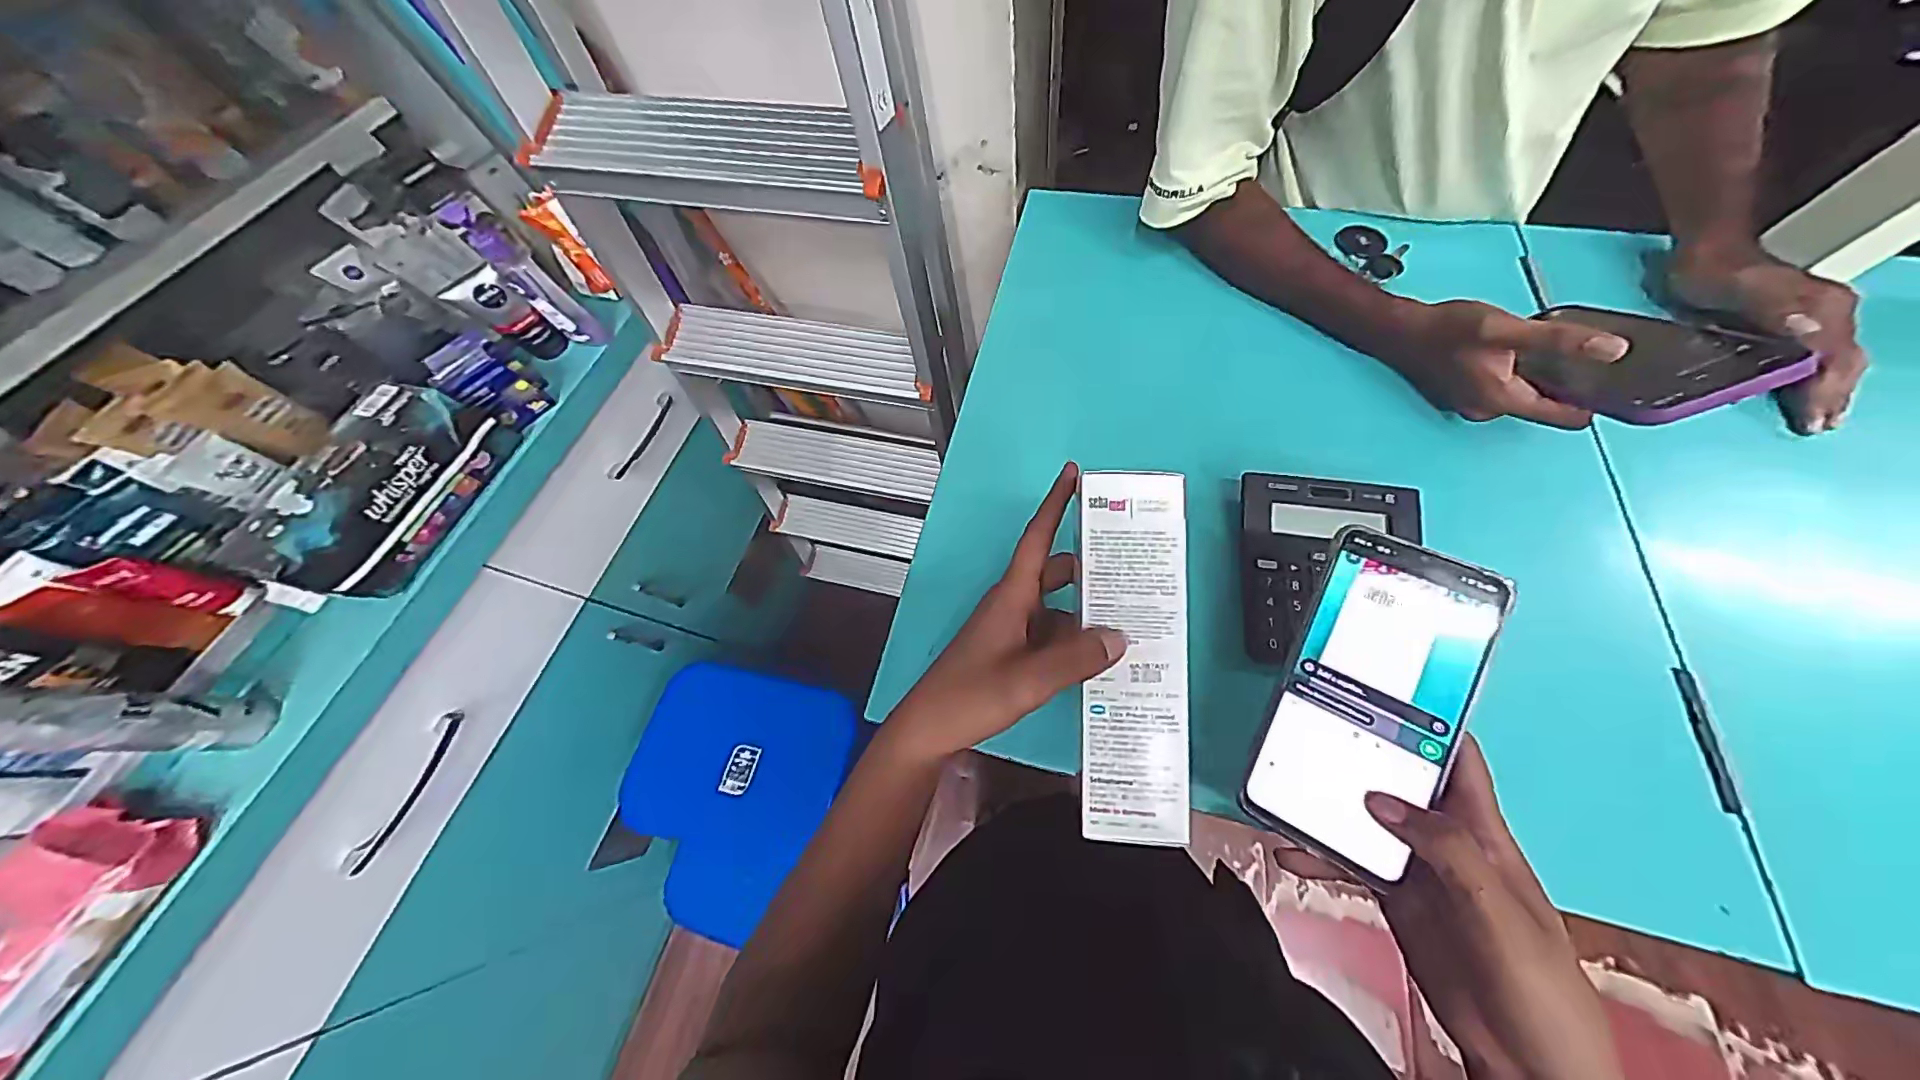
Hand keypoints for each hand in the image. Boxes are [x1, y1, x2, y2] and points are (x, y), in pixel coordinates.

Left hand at [884, 462, 1126, 761]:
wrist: (928, 730)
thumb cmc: (968, 696)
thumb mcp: (1029, 679)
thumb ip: (1075, 659)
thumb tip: (1119, 638)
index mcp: (1010, 596)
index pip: (1037, 538)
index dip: (1055, 504)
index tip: (1073, 474)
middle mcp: (1012, 605)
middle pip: (1056, 573)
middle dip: (1091, 568)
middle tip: (1130, 568)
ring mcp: (1011, 629)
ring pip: (1057, 607)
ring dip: (1085, 611)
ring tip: (1128, 620)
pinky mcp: (1011, 652)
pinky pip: (1050, 634)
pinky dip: (1073, 639)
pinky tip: (1098, 659)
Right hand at [1272, 737, 1622, 1079]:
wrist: (1528, 1060)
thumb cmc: (1542, 990)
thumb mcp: (1499, 912)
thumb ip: (1446, 851)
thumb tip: (1384, 803)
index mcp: (1485, 835)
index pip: (1459, 761)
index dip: (1431, 723)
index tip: (1391, 695)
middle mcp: (1448, 843)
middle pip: (1398, 782)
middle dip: (1363, 757)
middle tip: (1321, 736)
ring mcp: (1418, 869)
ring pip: (1365, 820)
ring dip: (1330, 807)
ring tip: (1294, 794)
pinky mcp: (1395, 895)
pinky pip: (1348, 861)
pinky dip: (1318, 854)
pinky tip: (1295, 853)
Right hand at [1382, 300, 1629, 429]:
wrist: (1398, 331)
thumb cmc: (1444, 330)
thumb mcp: (1508, 329)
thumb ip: (1560, 341)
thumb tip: (1614, 350)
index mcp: (1501, 400)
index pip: (1564, 417)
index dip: (1593, 400)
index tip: (1613, 381)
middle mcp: (1486, 410)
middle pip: (1543, 403)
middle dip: (1558, 380)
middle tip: (1560, 349)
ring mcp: (1470, 405)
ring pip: (1520, 394)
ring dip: (1531, 373)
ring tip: (1524, 346)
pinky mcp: (1460, 395)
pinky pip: (1498, 389)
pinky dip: (1508, 373)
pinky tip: (1500, 352)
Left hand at [1669, 248, 1865, 434]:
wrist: (1707, 249)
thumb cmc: (1714, 269)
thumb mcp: (1737, 285)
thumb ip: (1772, 303)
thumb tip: (1809, 327)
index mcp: (1820, 308)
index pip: (1833, 358)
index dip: (1824, 391)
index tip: (1813, 419)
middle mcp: (1827, 312)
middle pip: (1841, 362)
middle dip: (1833, 396)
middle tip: (1818, 425)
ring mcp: (1815, 316)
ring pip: (1834, 359)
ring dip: (1829, 390)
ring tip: (1820, 417)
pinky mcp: (1796, 321)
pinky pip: (1818, 354)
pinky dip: (1816, 377)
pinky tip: (1804, 392)